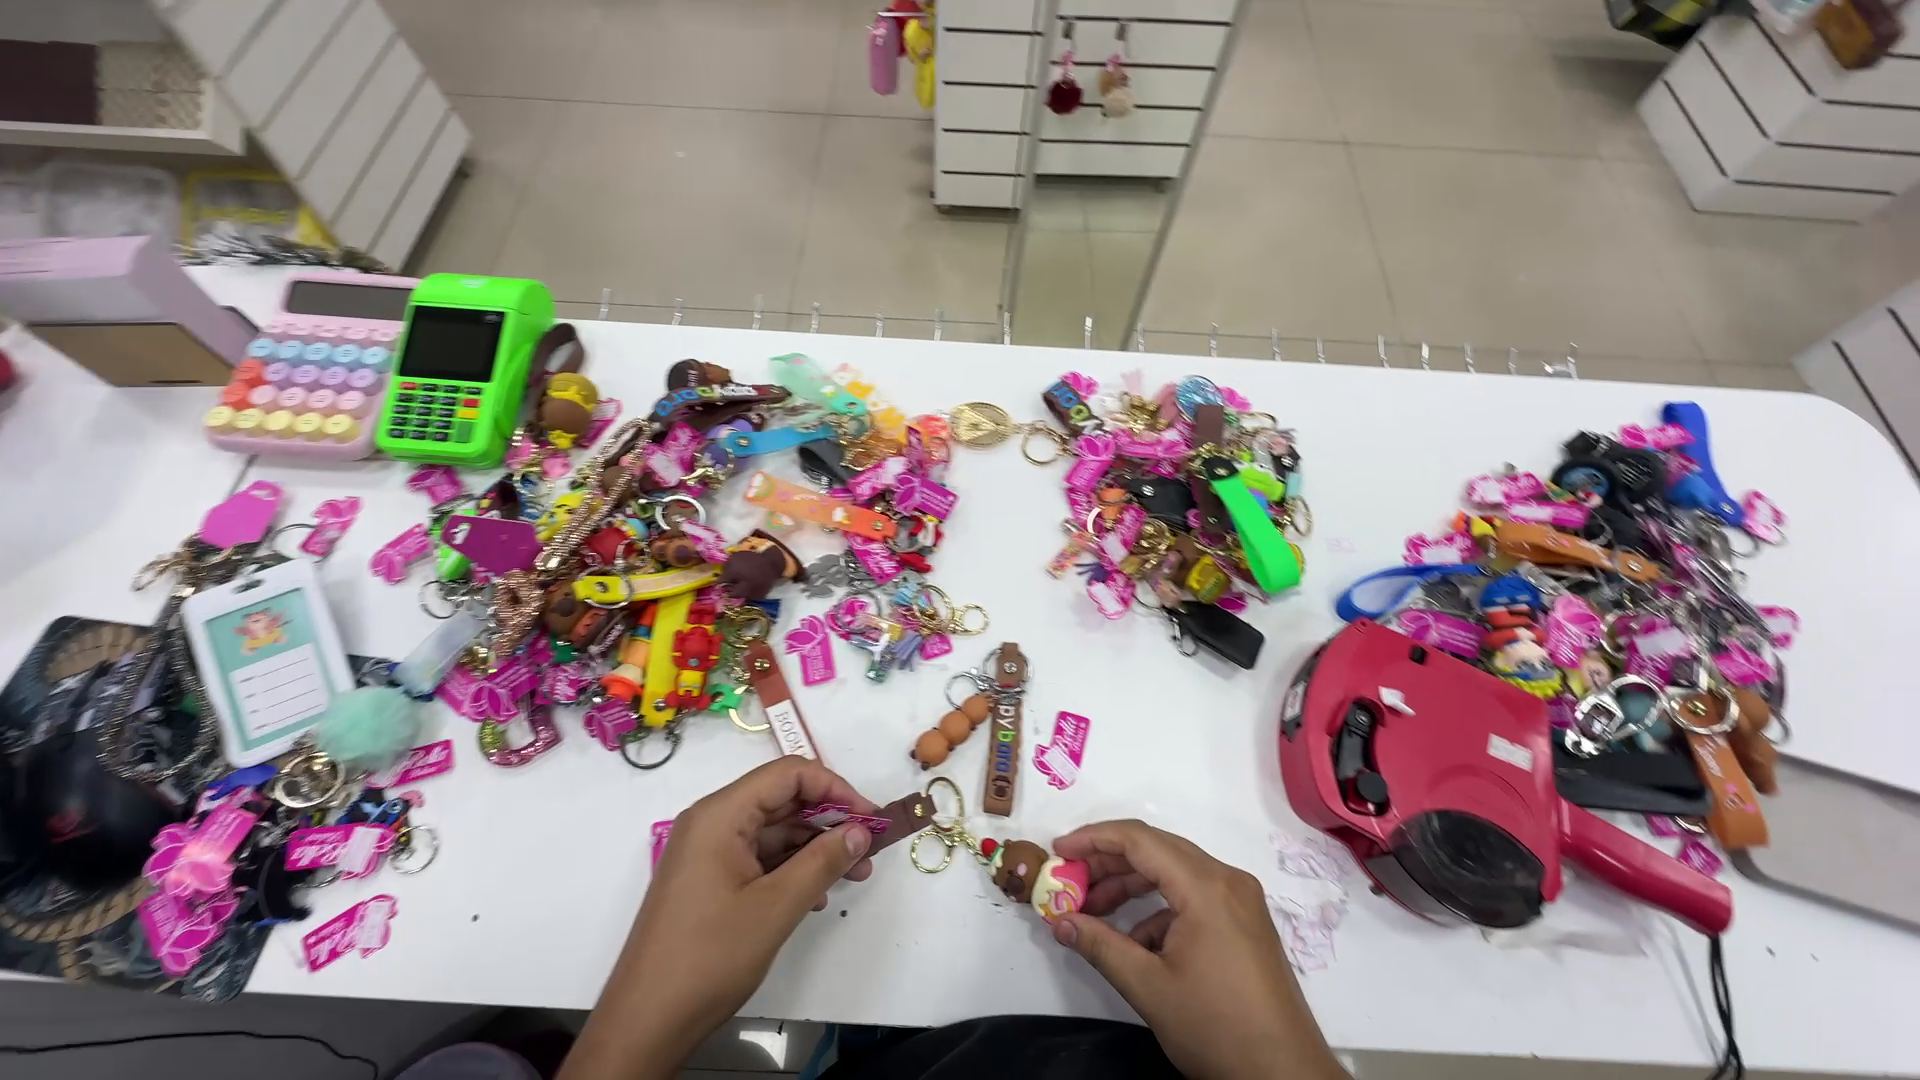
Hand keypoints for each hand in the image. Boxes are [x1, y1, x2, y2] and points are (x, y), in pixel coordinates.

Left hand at [559, 756, 876, 1079]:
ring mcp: (709, 852)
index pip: (788, 774)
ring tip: (855, 875)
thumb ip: (822, 862)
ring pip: (775, 831)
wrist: (646, 1022)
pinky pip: (761, 857)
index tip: (869, 819)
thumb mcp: (776, 907)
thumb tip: (861, 831)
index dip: (834, 788)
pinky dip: (793, 868)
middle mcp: (713, 823)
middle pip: (782, 800)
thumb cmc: (709, 957)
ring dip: (816, 848)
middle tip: (868, 850)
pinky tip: (819, 895)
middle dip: (830, 820)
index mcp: (720, 815)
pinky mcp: (710, 879)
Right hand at [1050, 820, 1346, 1079]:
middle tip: (1068, 880)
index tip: (1058, 850)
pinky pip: (1191, 895)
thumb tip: (1059, 921)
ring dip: (1130, 885)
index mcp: (1206, 886)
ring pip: (1173, 871)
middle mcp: (1227, 880)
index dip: (1093, 839)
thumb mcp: (1149, 987)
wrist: (1286, 1078)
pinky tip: (1133, 941)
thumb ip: (1100, 945)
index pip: (1140, 839)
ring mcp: (1239, 900)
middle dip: (1107, 861)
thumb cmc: (1217, 1028)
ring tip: (1092, 910)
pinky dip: (1157, 908)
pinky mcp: (1243, 921)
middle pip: (1156, 849)